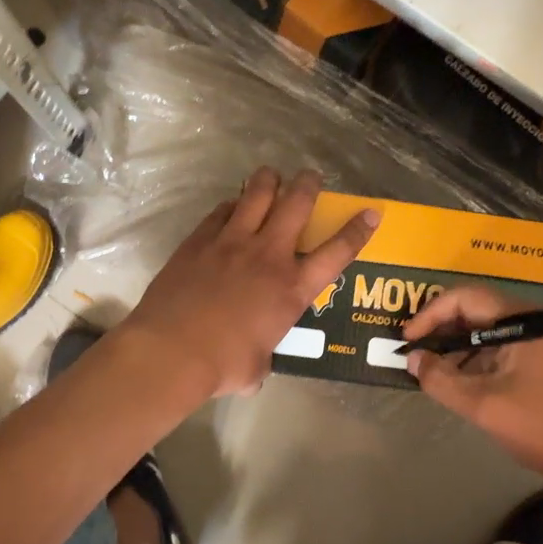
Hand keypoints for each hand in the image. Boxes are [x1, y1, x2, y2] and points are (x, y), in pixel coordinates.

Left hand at [120, 167, 377, 398]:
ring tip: (272, 176)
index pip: (337, 252)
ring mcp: (232, 241)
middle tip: (311, 178)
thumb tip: (253, 365)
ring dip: (270, 181)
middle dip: (309, 184)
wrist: (171, 350)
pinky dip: (232, 205)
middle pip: (297, 203)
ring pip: (258, 193)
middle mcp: (268, 255)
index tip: (371, 213)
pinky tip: (231, 207)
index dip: (358, 230)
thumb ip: (263, 355)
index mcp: (292, 288)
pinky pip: (222, 210)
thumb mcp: (256, 366)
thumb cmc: (221, 365)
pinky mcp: (200, 239)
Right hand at [404, 285, 542, 485]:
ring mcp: (540, 340)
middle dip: (441, 327)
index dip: (431, 314)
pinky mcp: (541, 359)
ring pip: (486, 328)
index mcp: (524, 321)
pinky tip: (456, 378)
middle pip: (476, 308)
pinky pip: (500, 345)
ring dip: (456, 344)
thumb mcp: (481, 405)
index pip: (466, 298)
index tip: (407, 339)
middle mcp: (534, 321)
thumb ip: (441, 379)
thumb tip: (412, 358)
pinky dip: (475, 356)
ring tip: (429, 366)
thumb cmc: (539, 427)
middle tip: (414, 349)